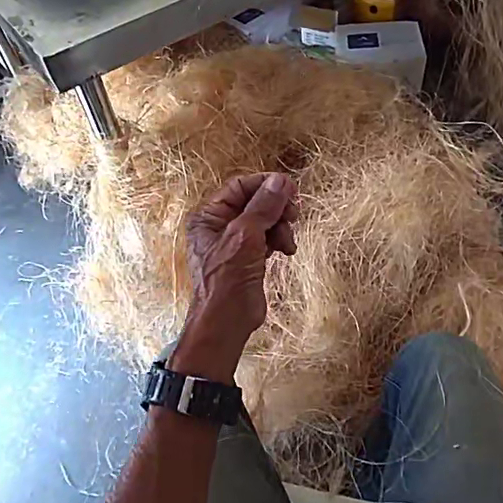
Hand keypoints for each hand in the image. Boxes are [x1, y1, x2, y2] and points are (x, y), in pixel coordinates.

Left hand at [172, 172, 297, 380]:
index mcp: (208, 216)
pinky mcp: (247, 258)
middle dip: (276, 208)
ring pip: (264, 220)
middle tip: (293, 216)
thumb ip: (263, 206)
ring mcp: (233, 243)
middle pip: (254, 202)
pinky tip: (286, 251)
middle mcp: (218, 226)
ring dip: (280, 227)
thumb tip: (280, 181)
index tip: (290, 190)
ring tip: (287, 243)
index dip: (265, 185)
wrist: (226, 322)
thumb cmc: (227, 279)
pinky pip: (267, 238)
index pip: (239, 186)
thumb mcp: (245, 236)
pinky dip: (279, 240)